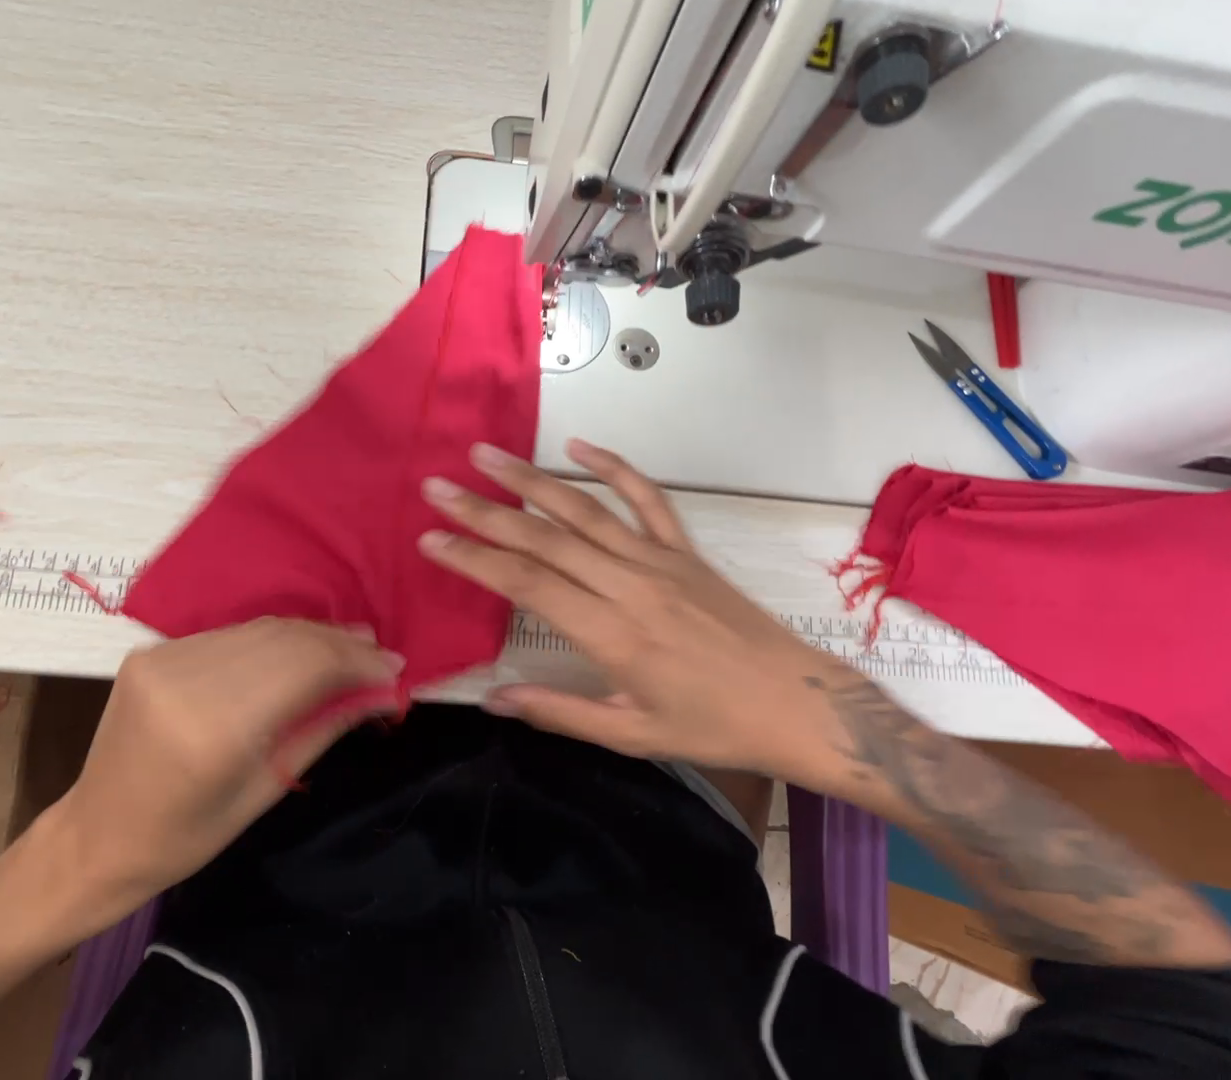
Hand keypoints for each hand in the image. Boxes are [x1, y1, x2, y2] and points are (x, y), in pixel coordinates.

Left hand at [38, 619, 400, 934]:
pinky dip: (273, 640)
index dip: (355, 662)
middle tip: (380, 655)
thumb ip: (322, 730)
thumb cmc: (185, 837)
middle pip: (284, 640)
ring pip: (259, 630)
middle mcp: (184, 678)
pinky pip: (230, 635)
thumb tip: (379, 693)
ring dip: (311, 635)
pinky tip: (300, 649)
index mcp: (213, 728)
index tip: (394, 668)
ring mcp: (162, 658)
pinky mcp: (150, 651)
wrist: (96, 836)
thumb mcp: (264, 791)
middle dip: (340, 644)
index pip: (303, 668)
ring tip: (353, 645)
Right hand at [416, 439, 849, 782]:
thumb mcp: (631, 735)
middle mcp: (629, 585)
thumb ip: (559, 712)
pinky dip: (614, 468)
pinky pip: (647, 499)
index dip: (474, 558)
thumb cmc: (713, 727)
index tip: (431, 538)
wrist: (798, 705)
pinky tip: (579, 446)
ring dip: (532, 479)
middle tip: (437, 486)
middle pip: (544, 537)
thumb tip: (492, 700)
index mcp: (611, 634)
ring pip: (584, 510)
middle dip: (484, 510)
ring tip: (487, 454)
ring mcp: (660, 560)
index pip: (526, 583)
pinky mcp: (686, 551)